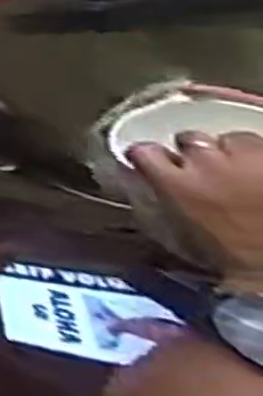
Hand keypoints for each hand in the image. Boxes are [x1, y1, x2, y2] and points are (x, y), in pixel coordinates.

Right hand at [128, 96, 262, 294]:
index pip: (144, 151)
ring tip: (247, 171)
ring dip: (237, 151)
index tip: (160, 165)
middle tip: (212, 170)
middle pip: (191, 140)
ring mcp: (254, 166)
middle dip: (199, 152)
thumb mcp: (183, 228)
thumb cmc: (235, 256)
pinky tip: (262, 174)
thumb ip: (165, 196)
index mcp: (175, 183)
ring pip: (237, 139)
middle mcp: (207, 165)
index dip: (152, 157)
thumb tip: (153, 179)